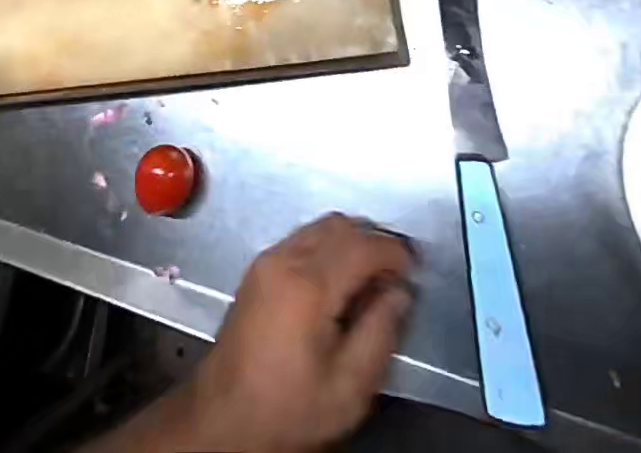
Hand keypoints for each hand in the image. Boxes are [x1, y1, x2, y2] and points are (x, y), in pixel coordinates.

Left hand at [89, 213, 418, 452]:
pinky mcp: (257, 268)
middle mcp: (285, 258)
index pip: (361, 245)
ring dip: (349, 239)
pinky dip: (326, 244)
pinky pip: (300, 237)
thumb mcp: (350, 386)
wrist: (224, 415)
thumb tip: (399, 291)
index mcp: (308, 284)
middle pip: (339, 225)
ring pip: (318, 226)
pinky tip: (338, 277)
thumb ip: (380, 331)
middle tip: (396, 271)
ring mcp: (266, 259)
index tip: (415, 268)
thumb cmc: (290, 406)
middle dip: (373, 239)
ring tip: (371, 275)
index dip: (394, 251)